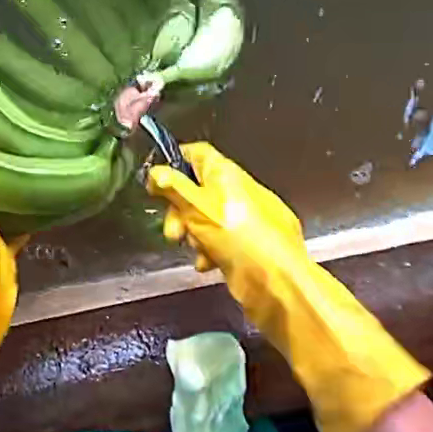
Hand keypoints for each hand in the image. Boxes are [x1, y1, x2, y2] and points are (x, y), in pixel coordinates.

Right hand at [146, 141, 307, 275]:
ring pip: (204, 220)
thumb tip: (156, 171)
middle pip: (196, 191)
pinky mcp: (246, 243)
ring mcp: (242, 218)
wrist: (276, 277)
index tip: (156, 182)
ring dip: (193, 235)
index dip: (174, 163)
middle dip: (179, 212)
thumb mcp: (197, 208)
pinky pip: (218, 241)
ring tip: (198, 248)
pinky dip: (209, 251)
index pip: (197, 154)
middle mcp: (236, 191)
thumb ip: (173, 187)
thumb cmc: (239, 237)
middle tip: (175, 231)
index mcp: (226, 173)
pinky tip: (209, 262)